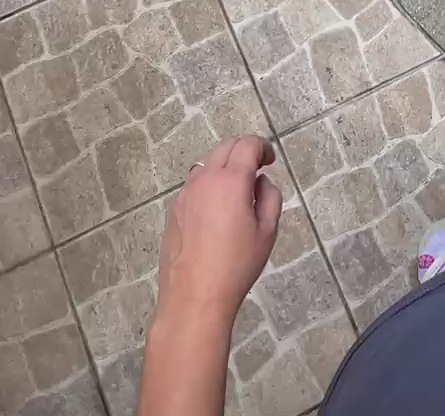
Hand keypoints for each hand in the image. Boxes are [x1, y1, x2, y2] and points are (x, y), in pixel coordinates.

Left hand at [136, 137, 283, 415]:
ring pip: (207, 163)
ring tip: (237, 191)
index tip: (270, 160)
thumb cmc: (237, 266)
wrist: (194, 298)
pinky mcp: (174, 210)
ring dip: (224, 166)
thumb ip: (270, 197)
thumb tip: (260, 182)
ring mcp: (185, 193)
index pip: (247, 145)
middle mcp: (204, 179)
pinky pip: (194, 184)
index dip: (263, 147)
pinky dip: (209, 184)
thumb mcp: (267, 232)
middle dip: (244, 150)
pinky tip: (217, 211)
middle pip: (225, 146)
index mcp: (231, 181)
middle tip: (257, 168)